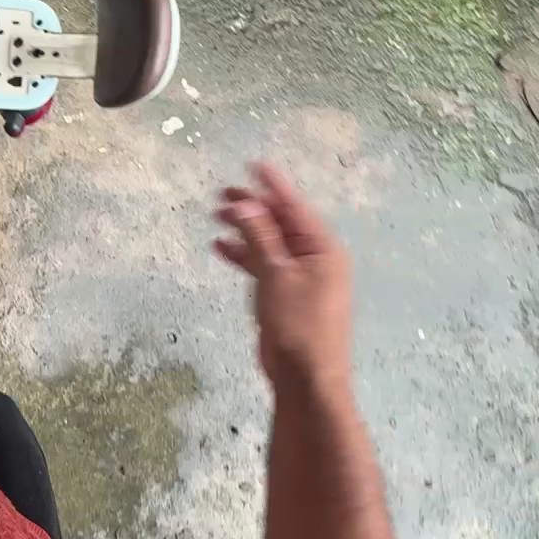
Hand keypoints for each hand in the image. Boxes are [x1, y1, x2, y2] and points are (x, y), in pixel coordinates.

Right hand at [212, 162, 353, 392]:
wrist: (305, 374)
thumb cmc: (296, 322)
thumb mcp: (276, 274)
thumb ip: (259, 237)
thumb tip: (244, 205)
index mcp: (323, 250)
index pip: (294, 208)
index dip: (273, 186)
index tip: (254, 164)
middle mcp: (315, 258)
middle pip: (281, 223)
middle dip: (253, 207)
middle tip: (221, 194)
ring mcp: (301, 276)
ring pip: (270, 241)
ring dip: (245, 228)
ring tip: (215, 216)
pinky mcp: (286, 292)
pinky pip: (264, 262)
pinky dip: (244, 253)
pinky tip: (222, 247)